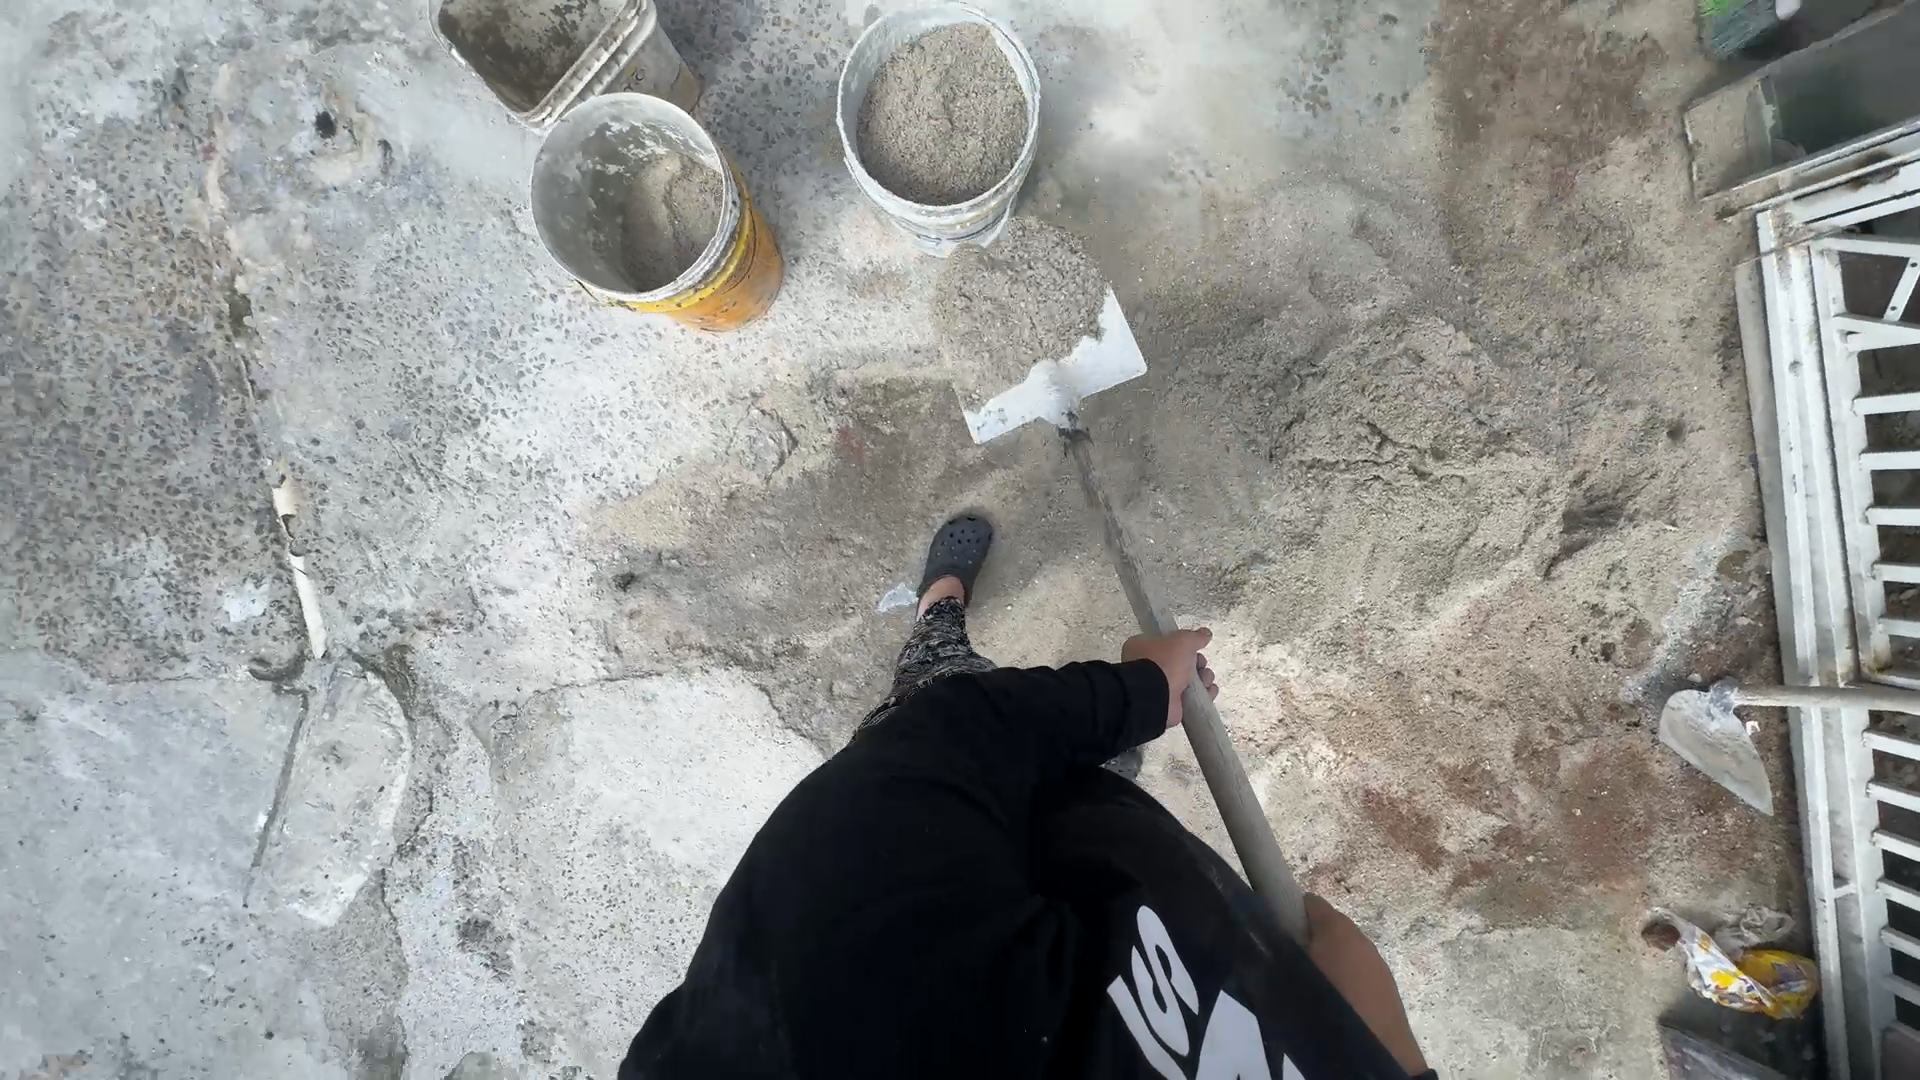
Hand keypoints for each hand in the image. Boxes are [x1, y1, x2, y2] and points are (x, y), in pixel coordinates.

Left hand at [1121, 627, 1217, 727]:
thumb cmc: (1163, 662)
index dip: (1184, 646)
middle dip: (1198, 663)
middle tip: (1201, 666)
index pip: (1167, 644)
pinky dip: (1204, 694)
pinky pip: (1192, 698)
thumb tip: (1205, 633)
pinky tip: (1210, 691)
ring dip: (1204, 678)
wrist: (1155, 696)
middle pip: (1182, 662)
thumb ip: (1194, 637)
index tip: (1196, 648)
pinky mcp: (1171, 704)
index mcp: (1143, 648)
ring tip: (1206, 681)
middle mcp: (1149, 668)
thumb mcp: (1181, 641)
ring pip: (1190, 680)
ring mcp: (1160, 687)